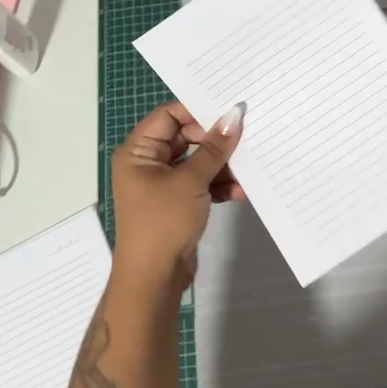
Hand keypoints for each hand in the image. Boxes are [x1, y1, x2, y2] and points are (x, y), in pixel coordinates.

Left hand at [110, 100, 243, 289]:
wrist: (155, 277)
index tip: (229, 111)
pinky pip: (200, 183)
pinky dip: (218, 185)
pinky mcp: (177, 202)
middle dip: (215, 140)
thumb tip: (234, 115)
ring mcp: (162, 184)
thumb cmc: (163, 222)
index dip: (198, 110)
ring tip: (248, 167)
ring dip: (221, 165)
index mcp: (138, 151)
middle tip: (246, 137)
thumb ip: (214, 148)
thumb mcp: (191, 181)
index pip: (168, 115)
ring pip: (196, 161)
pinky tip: (240, 190)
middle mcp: (147, 163)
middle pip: (186, 137)